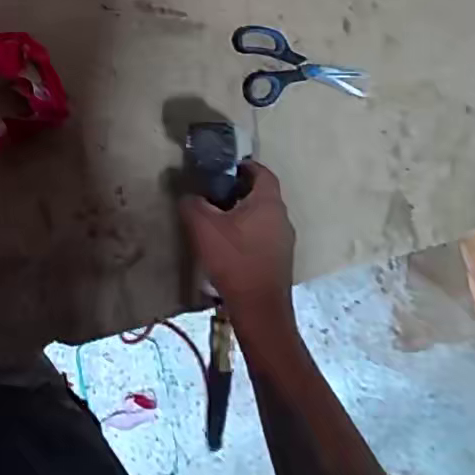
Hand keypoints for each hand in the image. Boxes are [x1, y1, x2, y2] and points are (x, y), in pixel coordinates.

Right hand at [179, 162, 296, 328]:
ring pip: (263, 217)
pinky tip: (229, 245)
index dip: (245, 166)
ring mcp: (284, 240)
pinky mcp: (280, 260)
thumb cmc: (234, 260)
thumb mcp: (203, 228)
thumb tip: (189, 196)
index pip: (262, 172)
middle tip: (215, 194)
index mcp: (268, 203)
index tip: (226, 168)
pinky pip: (264, 236)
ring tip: (218, 220)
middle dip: (240, 191)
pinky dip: (248, 233)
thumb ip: (193, 205)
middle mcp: (282, 217)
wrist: (258, 308)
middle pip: (263, 195)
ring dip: (244, 214)